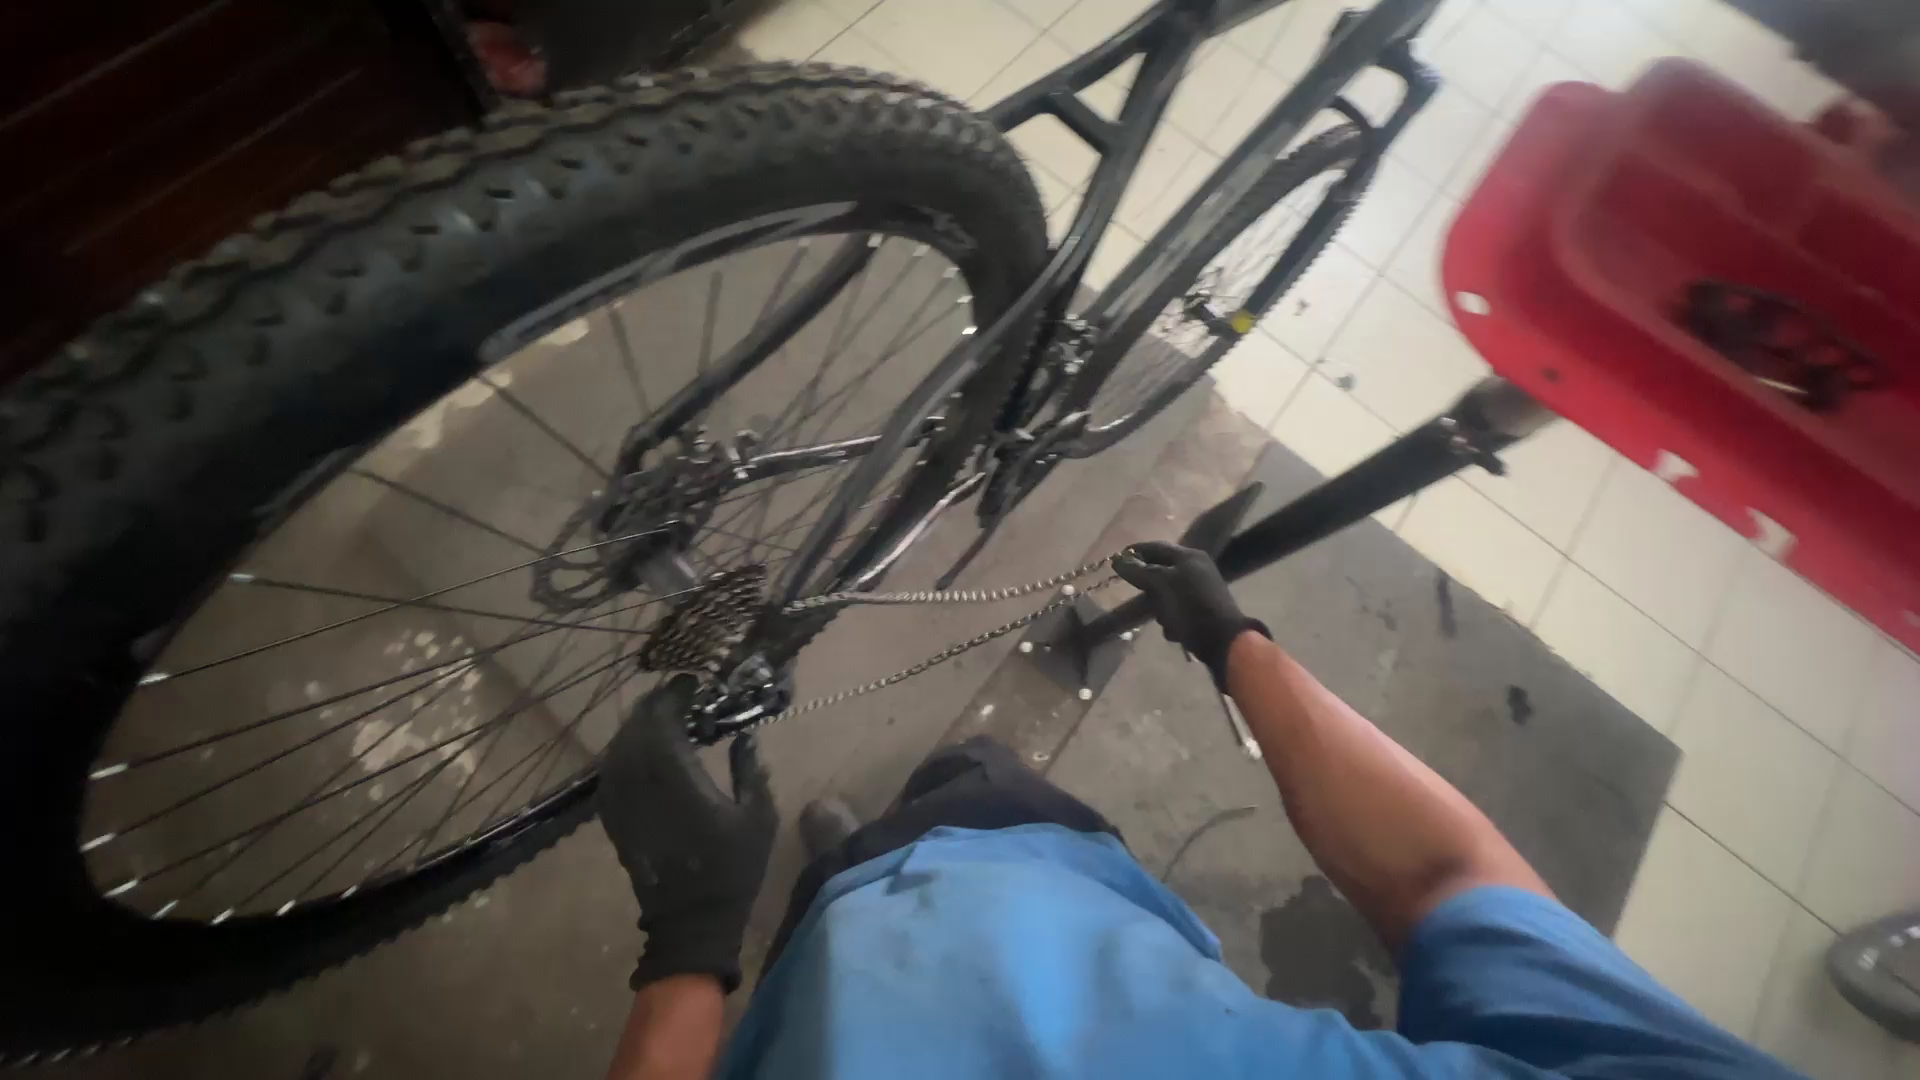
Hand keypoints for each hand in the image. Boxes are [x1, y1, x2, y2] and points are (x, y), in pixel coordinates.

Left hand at [599, 674, 775, 993]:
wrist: (692, 923)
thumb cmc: (733, 870)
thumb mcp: (759, 819)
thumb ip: (750, 772)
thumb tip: (745, 735)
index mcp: (683, 789)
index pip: (665, 731)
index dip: (672, 702)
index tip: (688, 685)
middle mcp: (647, 794)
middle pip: (636, 737)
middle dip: (651, 709)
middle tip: (672, 693)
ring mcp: (626, 811)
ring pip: (617, 756)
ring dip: (634, 729)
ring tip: (655, 714)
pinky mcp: (616, 826)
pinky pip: (609, 779)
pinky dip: (620, 755)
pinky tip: (634, 748)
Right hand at [1112, 541, 1267, 688]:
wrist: (1224, 641)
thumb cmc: (1192, 607)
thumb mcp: (1162, 584)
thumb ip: (1140, 571)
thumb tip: (1117, 560)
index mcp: (1189, 557)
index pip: (1155, 547)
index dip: (1134, 552)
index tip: (1115, 560)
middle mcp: (1196, 569)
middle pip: (1160, 571)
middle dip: (1148, 586)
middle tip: (1138, 595)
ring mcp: (1200, 590)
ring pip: (1166, 594)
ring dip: (1160, 607)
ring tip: (1162, 617)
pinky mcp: (1202, 611)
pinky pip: (1177, 610)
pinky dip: (1172, 619)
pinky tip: (1174, 630)